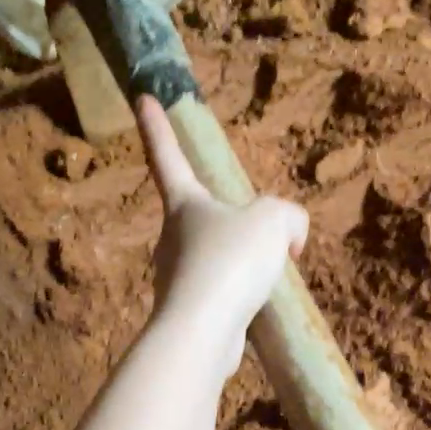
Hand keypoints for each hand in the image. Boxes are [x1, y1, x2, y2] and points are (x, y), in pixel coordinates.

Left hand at [136, 96, 306, 377]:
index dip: (157, 126)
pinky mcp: (187, 313)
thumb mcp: (274, 221)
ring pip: (217, 260)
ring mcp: (176, 277)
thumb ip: (287, 215)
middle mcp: (173, 237)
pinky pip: (222, 295)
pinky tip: (262, 310)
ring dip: (245, 266)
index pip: (168, 155)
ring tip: (271, 281)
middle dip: (235, 223)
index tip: (142, 98)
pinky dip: (243, 298)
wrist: (203, 331)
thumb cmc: (230, 262)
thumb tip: (288, 239)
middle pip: (205, 217)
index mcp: (183, 204)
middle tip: (272, 239)